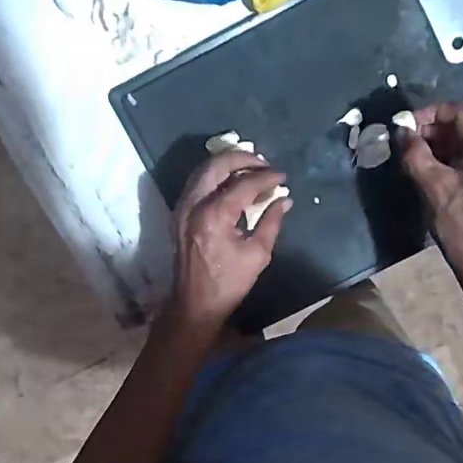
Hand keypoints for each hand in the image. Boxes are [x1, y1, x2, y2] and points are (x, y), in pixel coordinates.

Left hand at [169, 150, 291, 326]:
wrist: (193, 304)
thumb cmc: (228, 284)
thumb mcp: (257, 254)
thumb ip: (270, 222)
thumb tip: (283, 200)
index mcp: (214, 215)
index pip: (243, 183)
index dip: (266, 177)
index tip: (282, 177)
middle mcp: (193, 204)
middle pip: (216, 165)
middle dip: (242, 158)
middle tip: (263, 163)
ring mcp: (182, 208)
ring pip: (203, 171)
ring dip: (226, 165)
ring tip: (250, 169)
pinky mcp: (179, 214)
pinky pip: (196, 184)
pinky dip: (214, 177)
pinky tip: (232, 183)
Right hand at [398, 102, 462, 281]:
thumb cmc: (456, 220)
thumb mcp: (431, 183)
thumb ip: (414, 152)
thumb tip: (401, 130)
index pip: (461, 112)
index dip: (431, 113)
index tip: (406, 124)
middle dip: (431, 127)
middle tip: (405, 138)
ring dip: (436, 140)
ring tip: (411, 149)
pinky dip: (444, 152)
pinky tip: (425, 160)